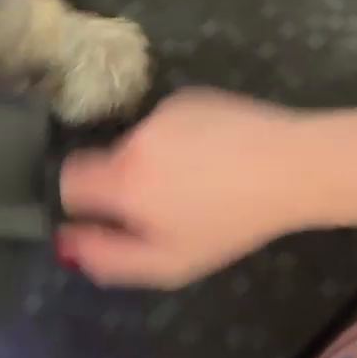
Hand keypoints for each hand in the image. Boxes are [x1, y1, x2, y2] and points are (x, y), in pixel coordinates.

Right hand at [57, 89, 313, 287]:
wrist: (291, 164)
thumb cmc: (231, 222)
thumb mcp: (169, 263)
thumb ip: (107, 256)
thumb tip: (65, 240)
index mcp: (124, 178)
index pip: (70, 177)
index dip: (83, 197)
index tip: (112, 213)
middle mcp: (138, 136)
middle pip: (111, 160)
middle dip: (129, 183)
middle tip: (173, 205)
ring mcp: (167, 109)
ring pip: (144, 141)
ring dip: (160, 160)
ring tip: (207, 180)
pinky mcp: (194, 95)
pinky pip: (172, 122)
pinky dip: (185, 137)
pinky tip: (220, 153)